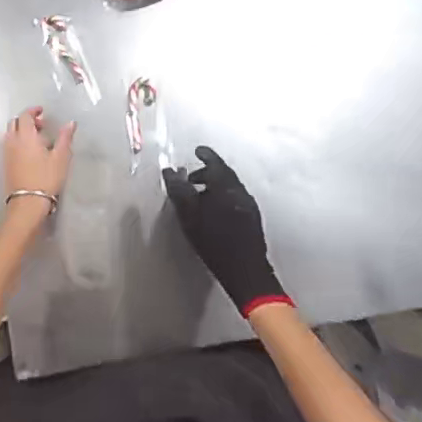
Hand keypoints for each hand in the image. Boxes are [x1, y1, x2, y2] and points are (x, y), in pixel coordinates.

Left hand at [3, 108, 74, 210]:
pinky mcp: (5, 164)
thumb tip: (70, 123)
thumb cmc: (46, 178)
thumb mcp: (61, 157)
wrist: (28, 202)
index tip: (42, 112)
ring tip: (37, 139)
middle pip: (15, 123)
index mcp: (25, 136)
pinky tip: (30, 152)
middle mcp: (12, 141)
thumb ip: (65, 138)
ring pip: (10, 134)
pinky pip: (9, 144)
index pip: (25, 116)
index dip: (33, 111)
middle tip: (41, 125)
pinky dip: (18, 141)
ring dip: (21, 131)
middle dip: (27, 120)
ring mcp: (6, 153)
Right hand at [161, 146, 284, 314]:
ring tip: (198, 197)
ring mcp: (249, 206)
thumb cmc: (213, 242)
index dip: (206, 155)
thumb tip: (170, 171)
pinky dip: (221, 197)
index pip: (216, 163)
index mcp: (227, 187)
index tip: (197, 150)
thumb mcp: (190, 216)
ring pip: (230, 187)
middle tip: (190, 178)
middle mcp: (241, 192)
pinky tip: (212, 212)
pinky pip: (235, 198)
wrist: (246, 271)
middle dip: (207, 172)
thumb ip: (179, 191)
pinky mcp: (252, 220)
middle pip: (224, 175)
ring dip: (214, 186)